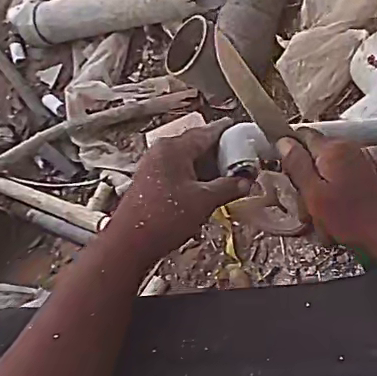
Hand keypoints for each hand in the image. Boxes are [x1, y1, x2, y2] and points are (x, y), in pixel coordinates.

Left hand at [102, 117, 248, 265]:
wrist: (130, 242)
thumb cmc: (165, 217)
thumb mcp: (205, 201)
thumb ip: (228, 187)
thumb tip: (246, 182)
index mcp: (174, 148)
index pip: (208, 132)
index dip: (229, 134)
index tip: (244, 135)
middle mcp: (162, 152)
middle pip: (198, 145)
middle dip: (221, 154)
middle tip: (242, 163)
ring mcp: (154, 167)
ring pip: (188, 161)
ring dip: (209, 169)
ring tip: (230, 179)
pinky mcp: (151, 183)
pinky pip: (179, 173)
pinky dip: (195, 179)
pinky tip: (208, 192)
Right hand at [276, 132, 376, 249]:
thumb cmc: (352, 218)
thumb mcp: (314, 194)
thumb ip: (297, 165)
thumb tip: (283, 143)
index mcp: (332, 149)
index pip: (300, 135)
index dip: (287, 153)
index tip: (283, 173)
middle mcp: (346, 149)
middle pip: (311, 155)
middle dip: (302, 178)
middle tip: (304, 201)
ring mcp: (355, 162)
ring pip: (321, 172)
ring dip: (315, 192)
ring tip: (319, 214)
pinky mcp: (360, 177)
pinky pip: (334, 182)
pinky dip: (329, 198)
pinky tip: (331, 217)